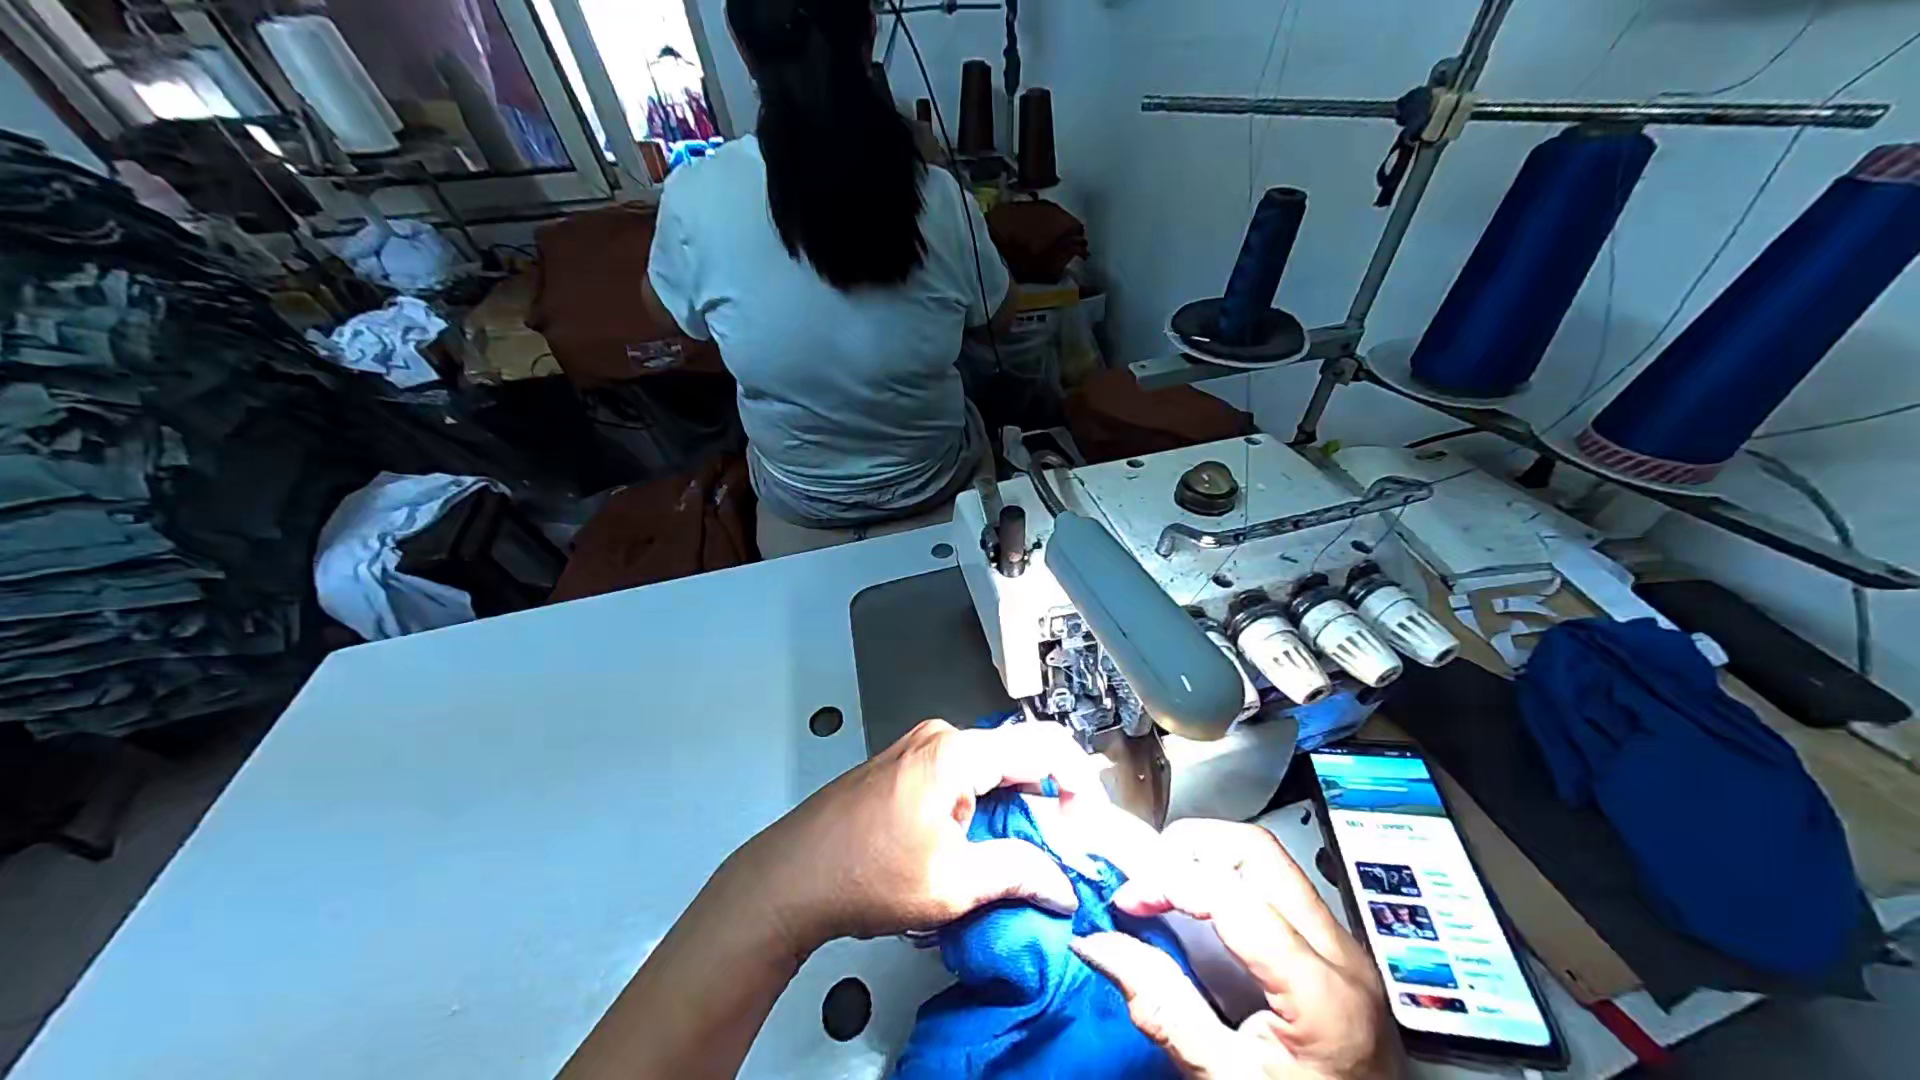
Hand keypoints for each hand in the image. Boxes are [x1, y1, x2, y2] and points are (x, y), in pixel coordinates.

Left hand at [724, 718, 1118, 959]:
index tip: (1087, 830)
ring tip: (1019, 857)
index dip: (1079, 787)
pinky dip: (987, 804)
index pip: (1046, 748)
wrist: (791, 875)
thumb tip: (1061, 883)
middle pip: (1021, 755)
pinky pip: (966, 773)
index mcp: (957, 753)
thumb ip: (1019, 873)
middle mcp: (942, 737)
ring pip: (994, 766)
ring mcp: (922, 747)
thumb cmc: (861, 875)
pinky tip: (980, 844)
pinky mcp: (910, 764)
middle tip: (1060, 852)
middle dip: (1049, 801)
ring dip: (1016, 806)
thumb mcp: (952, 884)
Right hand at [1072, 820, 1399, 1079]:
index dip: (1170, 882)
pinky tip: (1194, 902)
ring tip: (1164, 887)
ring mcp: (1341, 945)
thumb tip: (1102, 946)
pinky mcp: (1330, 945)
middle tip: (1144, 879)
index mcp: (1324, 996)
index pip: (1236, 898)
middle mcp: (1342, 956)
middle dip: (1189, 850)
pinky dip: (1223, 875)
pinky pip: (1272, 880)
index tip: (1128, 898)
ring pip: (1265, 856)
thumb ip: (1163, 1008)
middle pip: (1257, 852)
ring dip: (1205, 857)